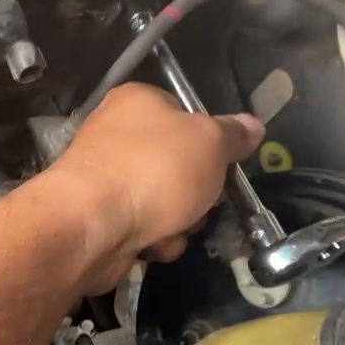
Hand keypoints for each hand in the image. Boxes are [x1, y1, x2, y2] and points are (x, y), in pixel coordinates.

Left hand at [39, 83, 262, 295]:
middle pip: (179, 164)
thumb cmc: (154, 169)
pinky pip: (146, 227)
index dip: (208, 139)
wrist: (92, 223)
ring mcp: (107, 177)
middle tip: (202, 198)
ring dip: (180, 220)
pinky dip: (155, 237)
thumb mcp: (210, 142)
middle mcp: (116, 134)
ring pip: (167, 201)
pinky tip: (151, 242)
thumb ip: (233, 134)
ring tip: (172, 224)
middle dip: (197, 190)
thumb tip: (252, 124)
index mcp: (136, 102)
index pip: (183, 113)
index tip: (225, 160)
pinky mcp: (102, 215)